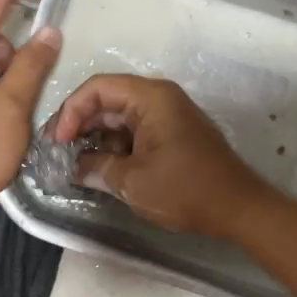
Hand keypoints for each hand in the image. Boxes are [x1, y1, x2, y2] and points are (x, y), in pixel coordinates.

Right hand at [51, 74, 272, 237]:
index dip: (71, 111)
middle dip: (80, 123)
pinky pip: (135, 129)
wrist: (239, 208)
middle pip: (107, 98)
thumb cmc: (185, 189)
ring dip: (96, 136)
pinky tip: (100, 165)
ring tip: (75, 161)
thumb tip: (75, 167)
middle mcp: (159, 98)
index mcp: (151, 97)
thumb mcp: (132, 181)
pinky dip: (115, 144)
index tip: (58, 141)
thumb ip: (97, 167)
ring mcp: (168, 115)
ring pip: (120, 115)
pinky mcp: (173, 133)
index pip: (97, 88)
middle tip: (58, 150)